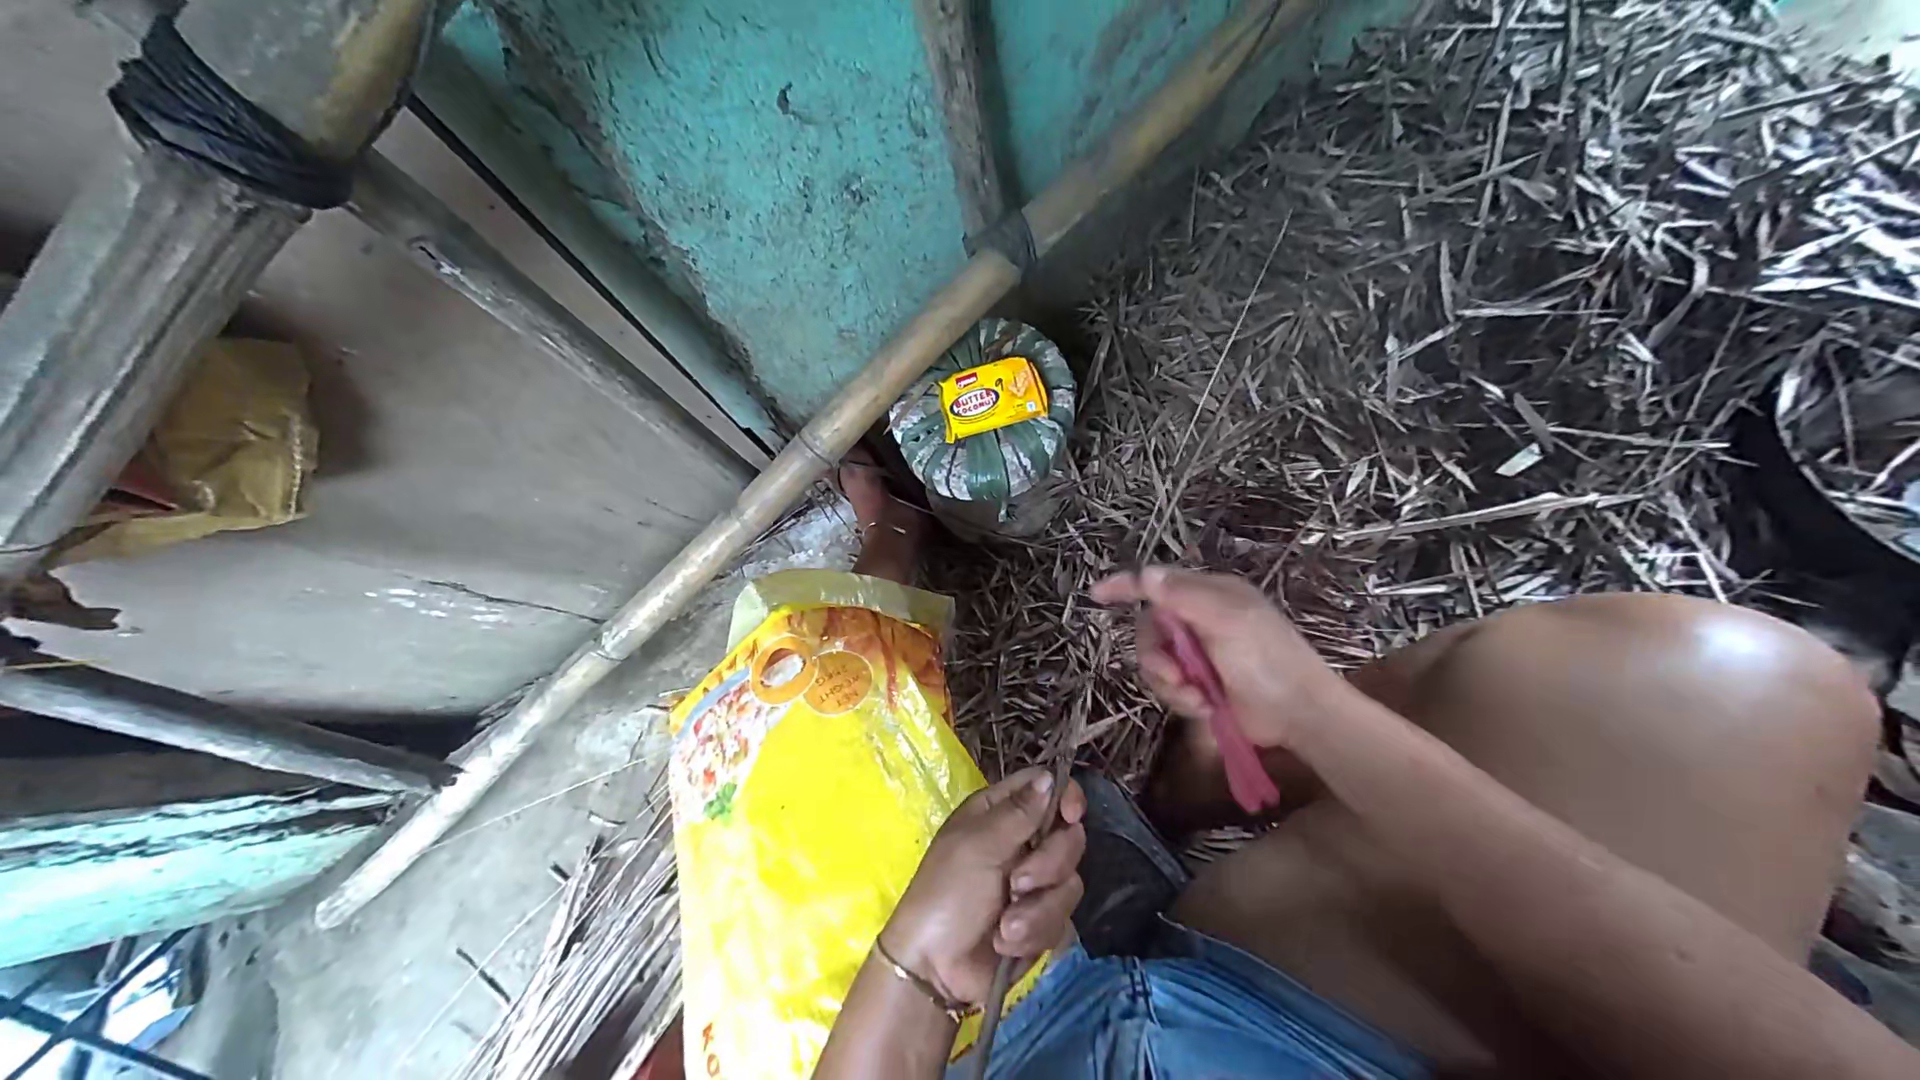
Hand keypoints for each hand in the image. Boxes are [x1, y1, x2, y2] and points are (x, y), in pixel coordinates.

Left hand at [880, 767, 1086, 1006]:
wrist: (935, 967)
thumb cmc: (948, 892)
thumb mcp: (979, 845)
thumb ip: (1020, 812)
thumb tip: (1050, 778)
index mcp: (999, 811)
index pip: (1045, 786)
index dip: (1064, 796)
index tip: (1070, 816)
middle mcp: (1021, 840)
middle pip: (1067, 834)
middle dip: (1048, 864)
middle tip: (1017, 883)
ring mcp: (1033, 881)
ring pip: (1069, 880)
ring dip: (1037, 907)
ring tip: (1005, 925)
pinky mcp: (1041, 918)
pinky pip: (1062, 917)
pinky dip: (1034, 931)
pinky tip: (1005, 941)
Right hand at [1091, 566, 1347, 749]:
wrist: (1299, 714)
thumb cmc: (1268, 659)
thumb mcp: (1228, 620)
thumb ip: (1184, 596)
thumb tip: (1145, 574)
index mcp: (1210, 595)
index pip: (1159, 583)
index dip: (1126, 586)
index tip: (1097, 595)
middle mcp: (1200, 620)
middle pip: (1150, 629)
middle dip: (1156, 655)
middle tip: (1174, 675)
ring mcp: (1199, 654)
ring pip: (1155, 661)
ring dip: (1170, 682)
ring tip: (1195, 697)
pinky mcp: (1199, 684)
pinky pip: (1168, 685)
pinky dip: (1181, 698)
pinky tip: (1204, 706)